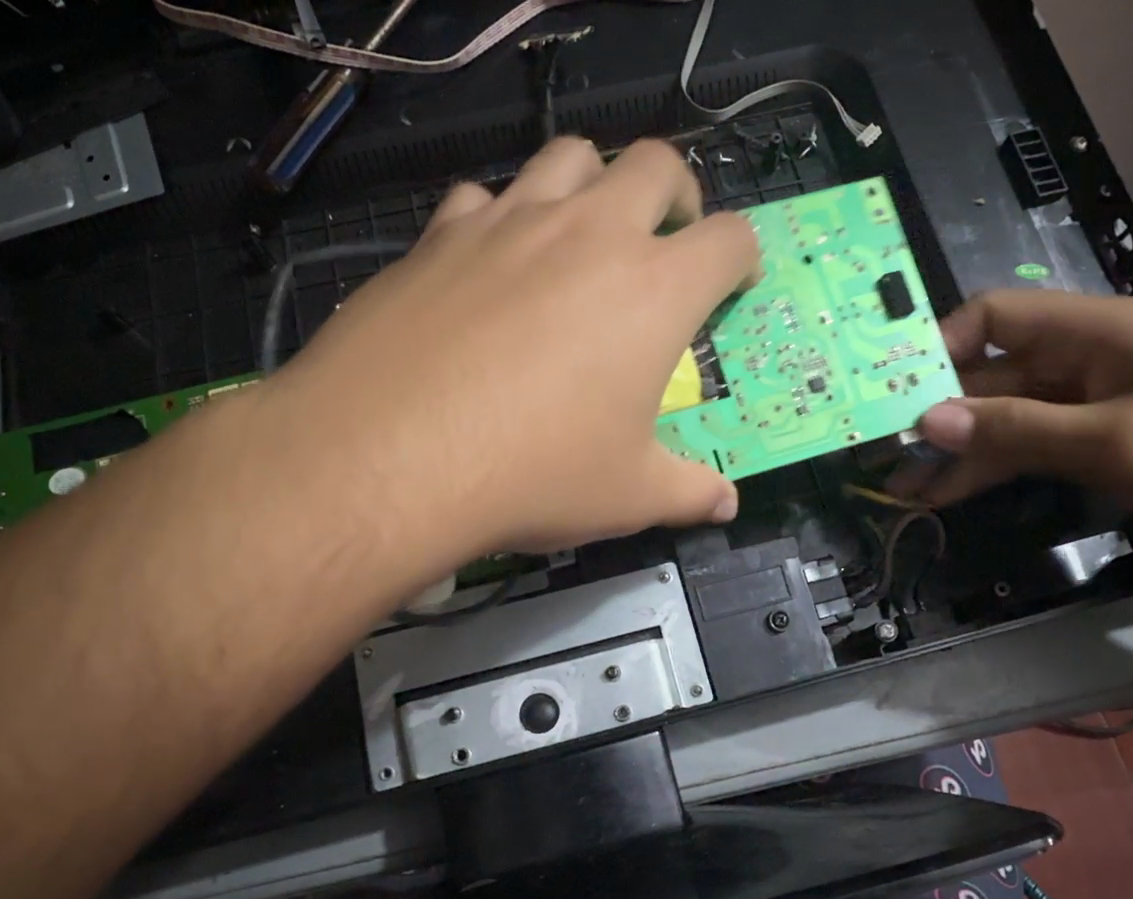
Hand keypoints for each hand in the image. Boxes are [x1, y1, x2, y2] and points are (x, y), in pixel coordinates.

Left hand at [270, 136, 756, 556]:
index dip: (743, 258)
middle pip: (654, 164)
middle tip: (667, 237)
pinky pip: (483, 196)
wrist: (389, 457)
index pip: (729, 240)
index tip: (733, 282)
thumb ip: (688, 492)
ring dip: (593, 182)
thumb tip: (725, 505)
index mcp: (654, 289)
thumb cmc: (532, 474)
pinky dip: (502, 214)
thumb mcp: (628, 495)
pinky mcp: (440, 233)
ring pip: (569, 157)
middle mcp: (588, 234)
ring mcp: (509, 222)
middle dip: (677, 193)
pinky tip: (492, 259)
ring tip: (585, 231)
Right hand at [888, 289, 1132, 556]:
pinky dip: (994, 471)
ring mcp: (1096, 407)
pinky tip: (953, 496)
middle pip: (991, 375)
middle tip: (881, 455)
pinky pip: (1034, 450)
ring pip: (1007, 420)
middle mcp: (1086, 361)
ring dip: (957, 451)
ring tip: (904, 491)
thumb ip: (1016, 431)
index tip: (890, 392)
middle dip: (936, 413)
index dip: (937, 346)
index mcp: (1094, 331)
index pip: (993, 317)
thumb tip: (925, 420)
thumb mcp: (1116, 440)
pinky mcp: (1108, 447)